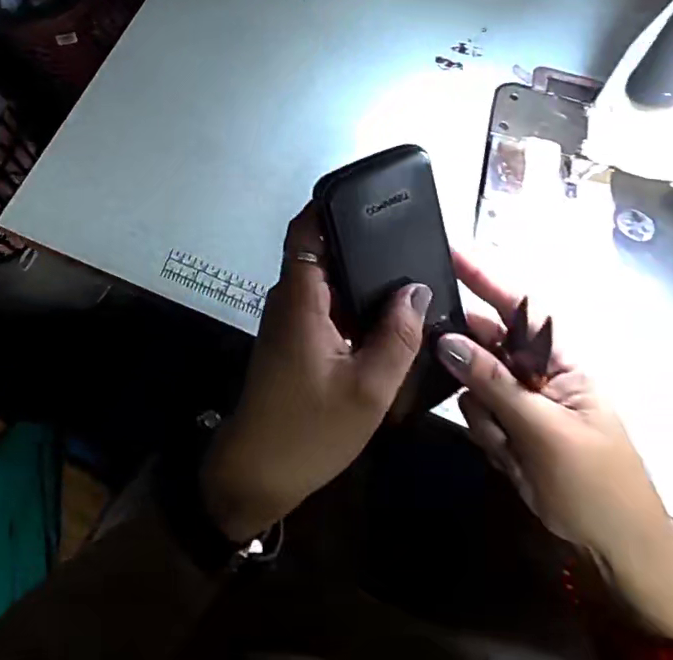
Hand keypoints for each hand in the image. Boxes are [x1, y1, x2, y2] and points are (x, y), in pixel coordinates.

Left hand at [199, 205, 428, 542]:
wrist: (256, 476)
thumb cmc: (307, 431)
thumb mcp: (368, 390)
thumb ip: (397, 337)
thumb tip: (417, 290)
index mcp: (300, 299)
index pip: (305, 229)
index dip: (330, 203)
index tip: (368, 196)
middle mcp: (289, 299)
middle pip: (321, 249)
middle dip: (360, 240)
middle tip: (406, 237)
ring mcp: (289, 319)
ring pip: (326, 279)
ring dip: (359, 275)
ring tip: (405, 272)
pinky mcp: (293, 339)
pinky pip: (325, 304)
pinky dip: (352, 302)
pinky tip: (385, 315)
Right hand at [438, 251, 672, 642]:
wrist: (617, 550)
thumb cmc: (595, 481)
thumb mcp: (544, 431)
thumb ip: (495, 383)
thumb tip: (447, 340)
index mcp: (559, 360)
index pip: (516, 306)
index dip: (484, 276)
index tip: (449, 251)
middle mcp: (537, 373)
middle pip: (487, 344)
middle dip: (471, 361)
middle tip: (438, 362)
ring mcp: (524, 403)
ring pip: (476, 385)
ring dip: (486, 416)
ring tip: (512, 448)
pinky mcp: (512, 432)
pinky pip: (480, 416)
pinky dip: (489, 438)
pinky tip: (512, 461)